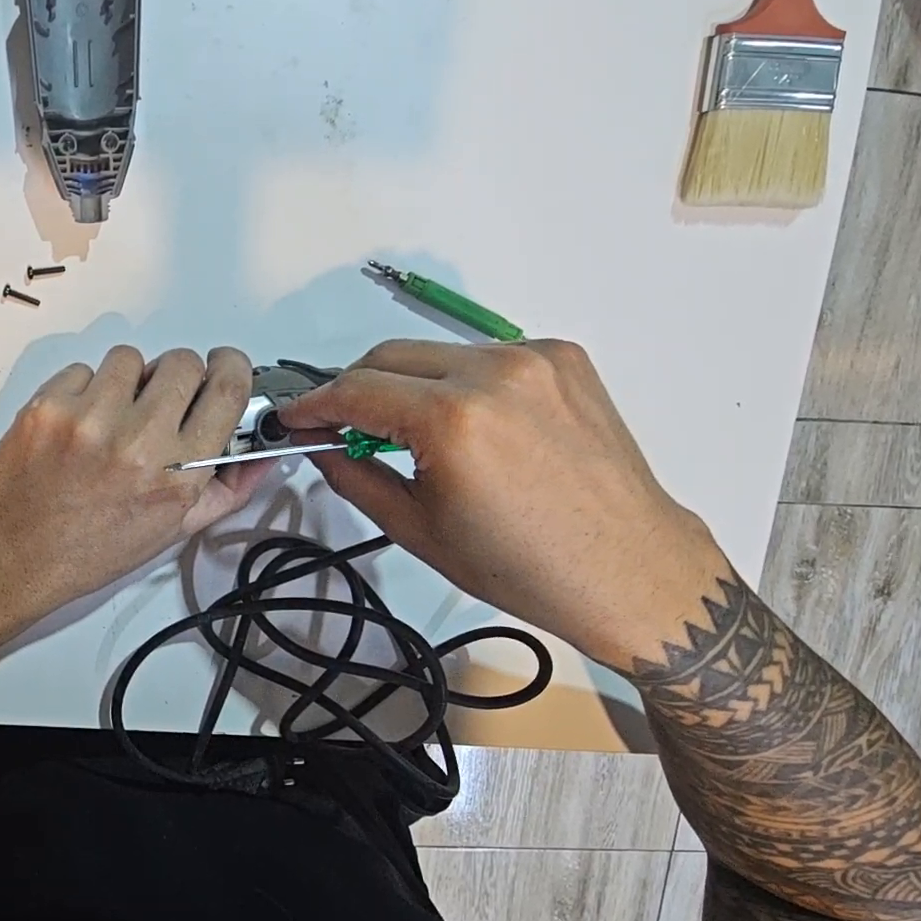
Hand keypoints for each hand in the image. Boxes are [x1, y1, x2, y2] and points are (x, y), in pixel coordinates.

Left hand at [0, 346, 274, 625]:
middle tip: (156, 403)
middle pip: (182, 361)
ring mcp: (90, 420)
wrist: (13, 557)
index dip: (231, 369)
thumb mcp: (170, 532)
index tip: (222, 368)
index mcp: (178, 476)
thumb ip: (226, 490)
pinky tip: (73, 427)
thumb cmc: (89, 551)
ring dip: (125, 382)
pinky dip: (81, 391)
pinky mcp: (47, 407)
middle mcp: (139, 443)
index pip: (229, 389)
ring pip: (129, 359)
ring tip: (107, 420)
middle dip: (176, 377)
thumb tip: (264, 454)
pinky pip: (81, 370)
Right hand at [281, 339, 730, 667]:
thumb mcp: (415, 528)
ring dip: (403, 384)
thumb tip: (318, 444)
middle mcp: (495, 371)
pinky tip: (463, 423)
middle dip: (352, 388)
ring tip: (404, 431)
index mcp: (453, 420)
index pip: (356, 390)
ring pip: (435, 352)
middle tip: (339, 427)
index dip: (314, 405)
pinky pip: (481, 356)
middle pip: (389, 356)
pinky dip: (454, 382)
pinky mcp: (564, 359)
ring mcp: (535, 358)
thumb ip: (354, 474)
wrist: (626, 568)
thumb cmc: (517, 564)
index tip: (294, 420)